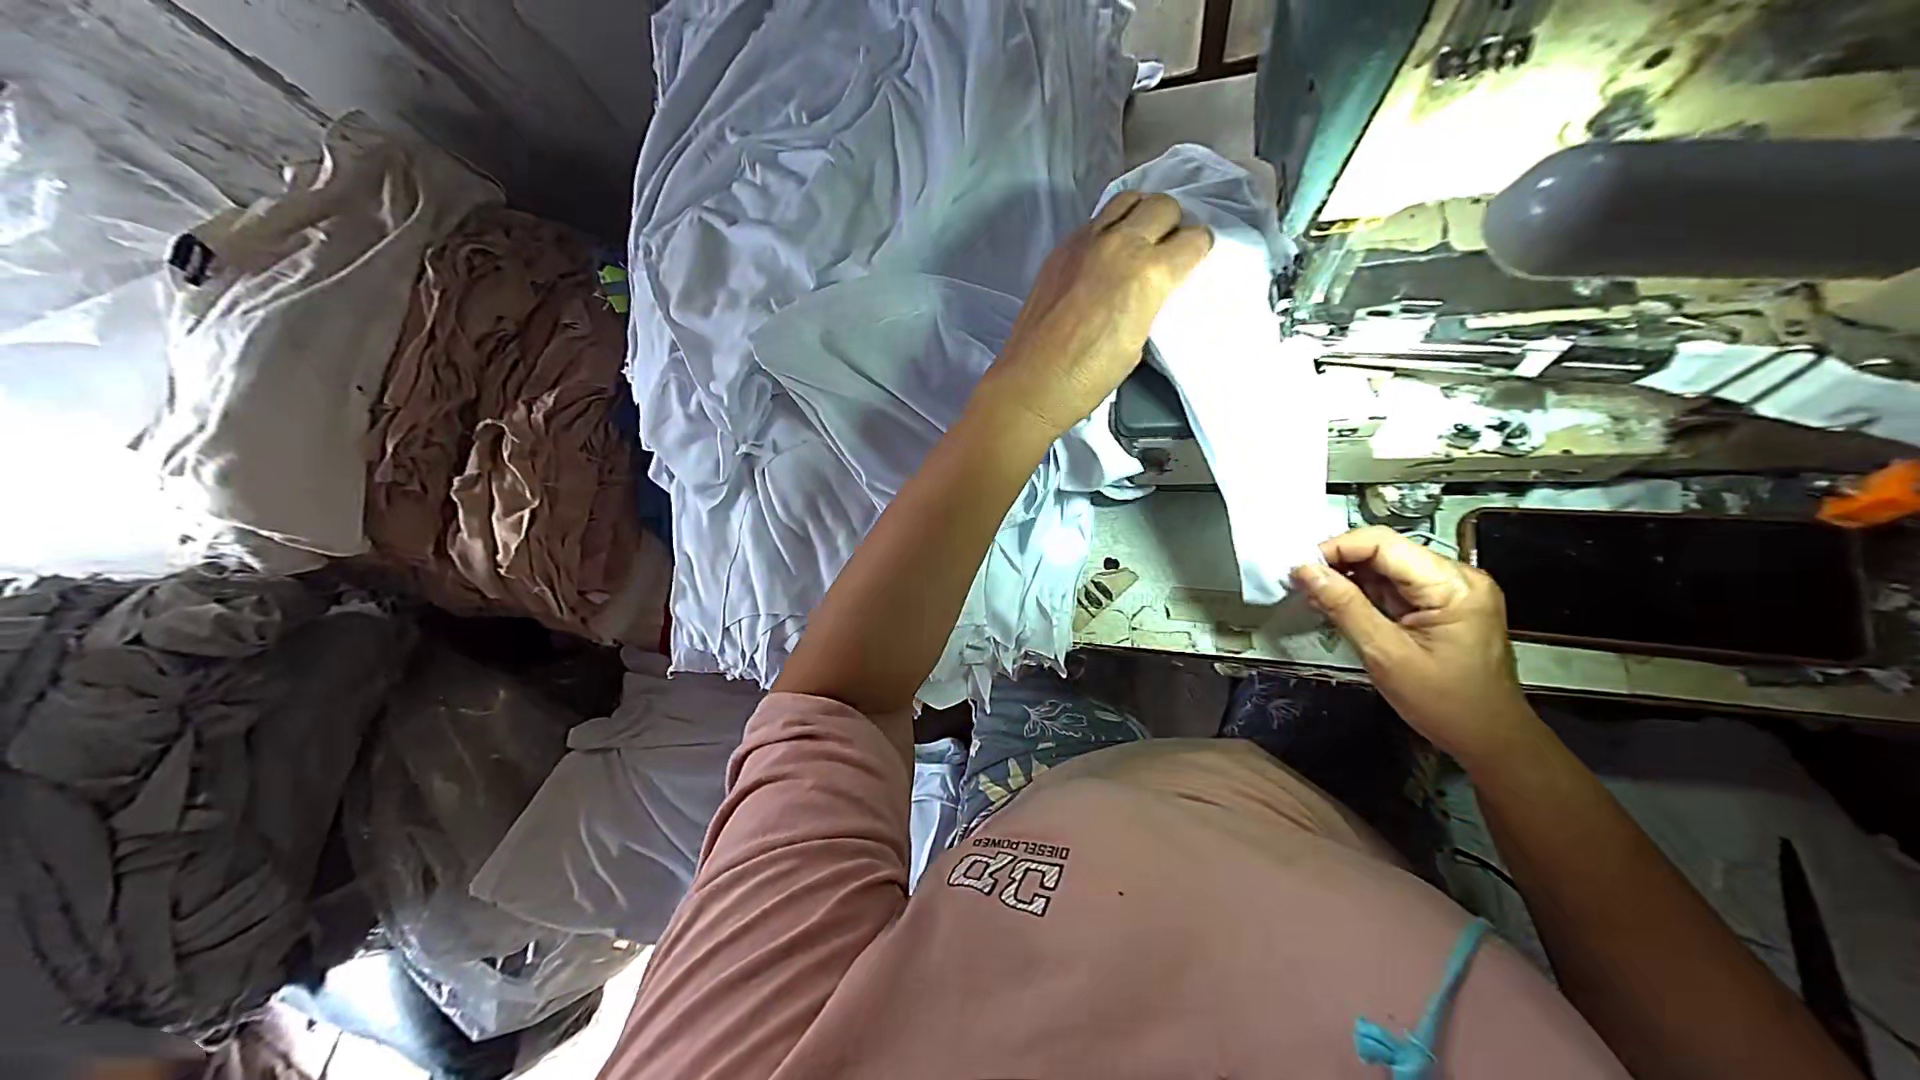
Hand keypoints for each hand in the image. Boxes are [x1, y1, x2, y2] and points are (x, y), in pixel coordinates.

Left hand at [974, 192, 1211, 437]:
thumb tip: (1155, 288)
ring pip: (1128, 200)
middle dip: (1173, 223)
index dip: (1198, 250)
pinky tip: (1106, 254)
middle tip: (1168, 248)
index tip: (1193, 260)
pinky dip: (1109, 227)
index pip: (1193, 239)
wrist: (1033, 382)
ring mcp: (1087, 242)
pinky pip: (1095, 220)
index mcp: (1149, 273)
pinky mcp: (1061, 249)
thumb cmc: (1090, 376)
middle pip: (1163, 205)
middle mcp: (1120, 245)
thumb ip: (1153, 301)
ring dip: (1141, 214)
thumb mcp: (1139, 341)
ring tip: (1139, 240)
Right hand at [1291, 526, 1541, 765]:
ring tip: (1316, 596)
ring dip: (1348, 579)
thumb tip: (1304, 571)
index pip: (1383, 544)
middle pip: (1385, 551)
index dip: (1336, 548)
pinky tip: (1340, 605)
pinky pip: (1394, 585)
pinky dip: (1364, 593)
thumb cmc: (1444, 703)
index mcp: (1452, 584)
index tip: (1299, 568)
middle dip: (1339, 564)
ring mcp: (1451, 589)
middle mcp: (1457, 576)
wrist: (1490, 738)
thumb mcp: (1385, 654)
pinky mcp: (1442, 603)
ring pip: (1386, 567)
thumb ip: (1343, 606)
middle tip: (1301, 583)